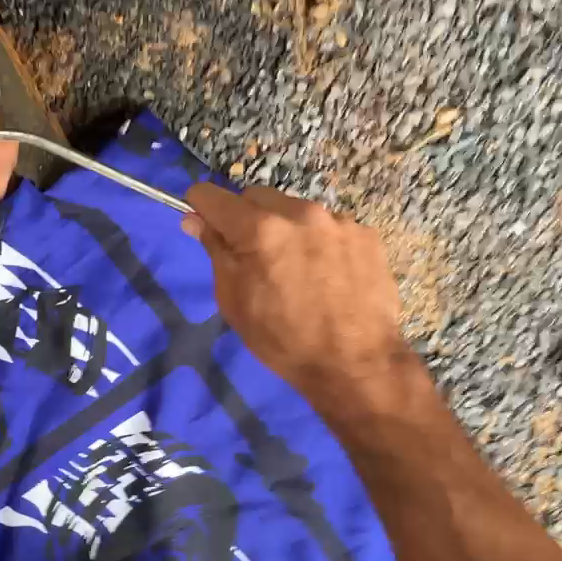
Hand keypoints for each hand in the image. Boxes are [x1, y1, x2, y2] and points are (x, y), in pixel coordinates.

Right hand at [182, 183, 412, 387]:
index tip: (201, 222)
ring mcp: (338, 221)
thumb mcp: (234, 300)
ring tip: (294, 267)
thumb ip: (215, 251)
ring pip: (294, 209)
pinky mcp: (366, 234)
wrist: (356, 365)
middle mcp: (300, 212)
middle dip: (244, 217)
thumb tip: (195, 220)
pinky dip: (318, 240)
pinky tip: (325, 274)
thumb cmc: (282, 339)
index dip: (200, 206)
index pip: (213, 196)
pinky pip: (328, 225)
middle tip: (250, 254)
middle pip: (256, 196)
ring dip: (284, 227)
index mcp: (260, 229)